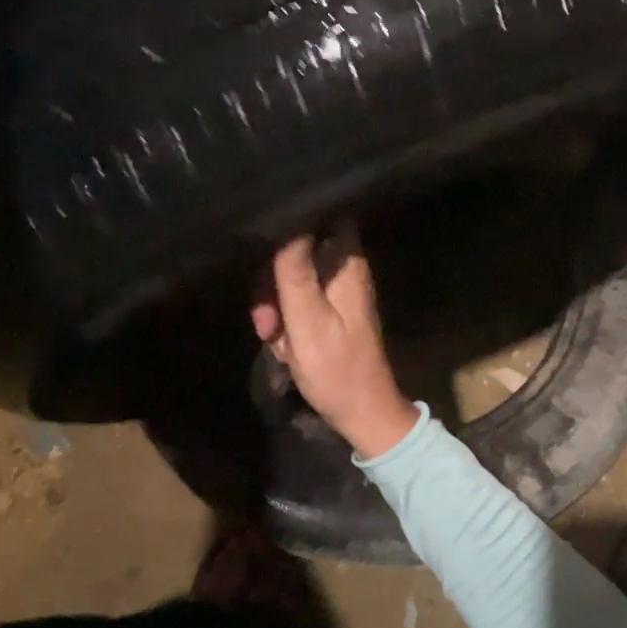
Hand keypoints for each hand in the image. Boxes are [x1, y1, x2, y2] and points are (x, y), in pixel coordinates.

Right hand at [253, 227, 419, 458]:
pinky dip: (286, 323)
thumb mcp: (307, 318)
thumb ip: (295, 270)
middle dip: (273, 282)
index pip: (326, 215)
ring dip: (275, 308)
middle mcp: (345, 271)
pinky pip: (298, 304)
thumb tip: (289, 219)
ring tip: (271, 338)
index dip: (296, 218)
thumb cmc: (336, 366)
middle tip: (265, 319)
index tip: (266, 237)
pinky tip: (283, 347)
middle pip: (299, 250)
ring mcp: (337, 293)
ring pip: (292, 279)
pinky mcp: (329, 313)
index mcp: (347, 265)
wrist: (361, 412)